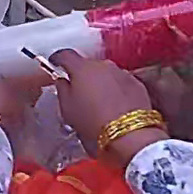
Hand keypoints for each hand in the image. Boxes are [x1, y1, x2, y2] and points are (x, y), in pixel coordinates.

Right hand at [51, 50, 169, 169]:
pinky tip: (112, 106)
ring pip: (104, 73)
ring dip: (99, 83)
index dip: (58, 59)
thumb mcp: (67, 110)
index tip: (55, 64)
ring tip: (96, 102)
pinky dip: (115, 90)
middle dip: (81, 75)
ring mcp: (122, 74)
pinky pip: (120, 82)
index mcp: (82, 69)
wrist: (131, 138)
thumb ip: (62, 89)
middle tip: (76, 92)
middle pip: (86, 64)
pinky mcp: (137, 85)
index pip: (65, 55)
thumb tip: (62, 82)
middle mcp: (103, 66)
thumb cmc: (96, 126)